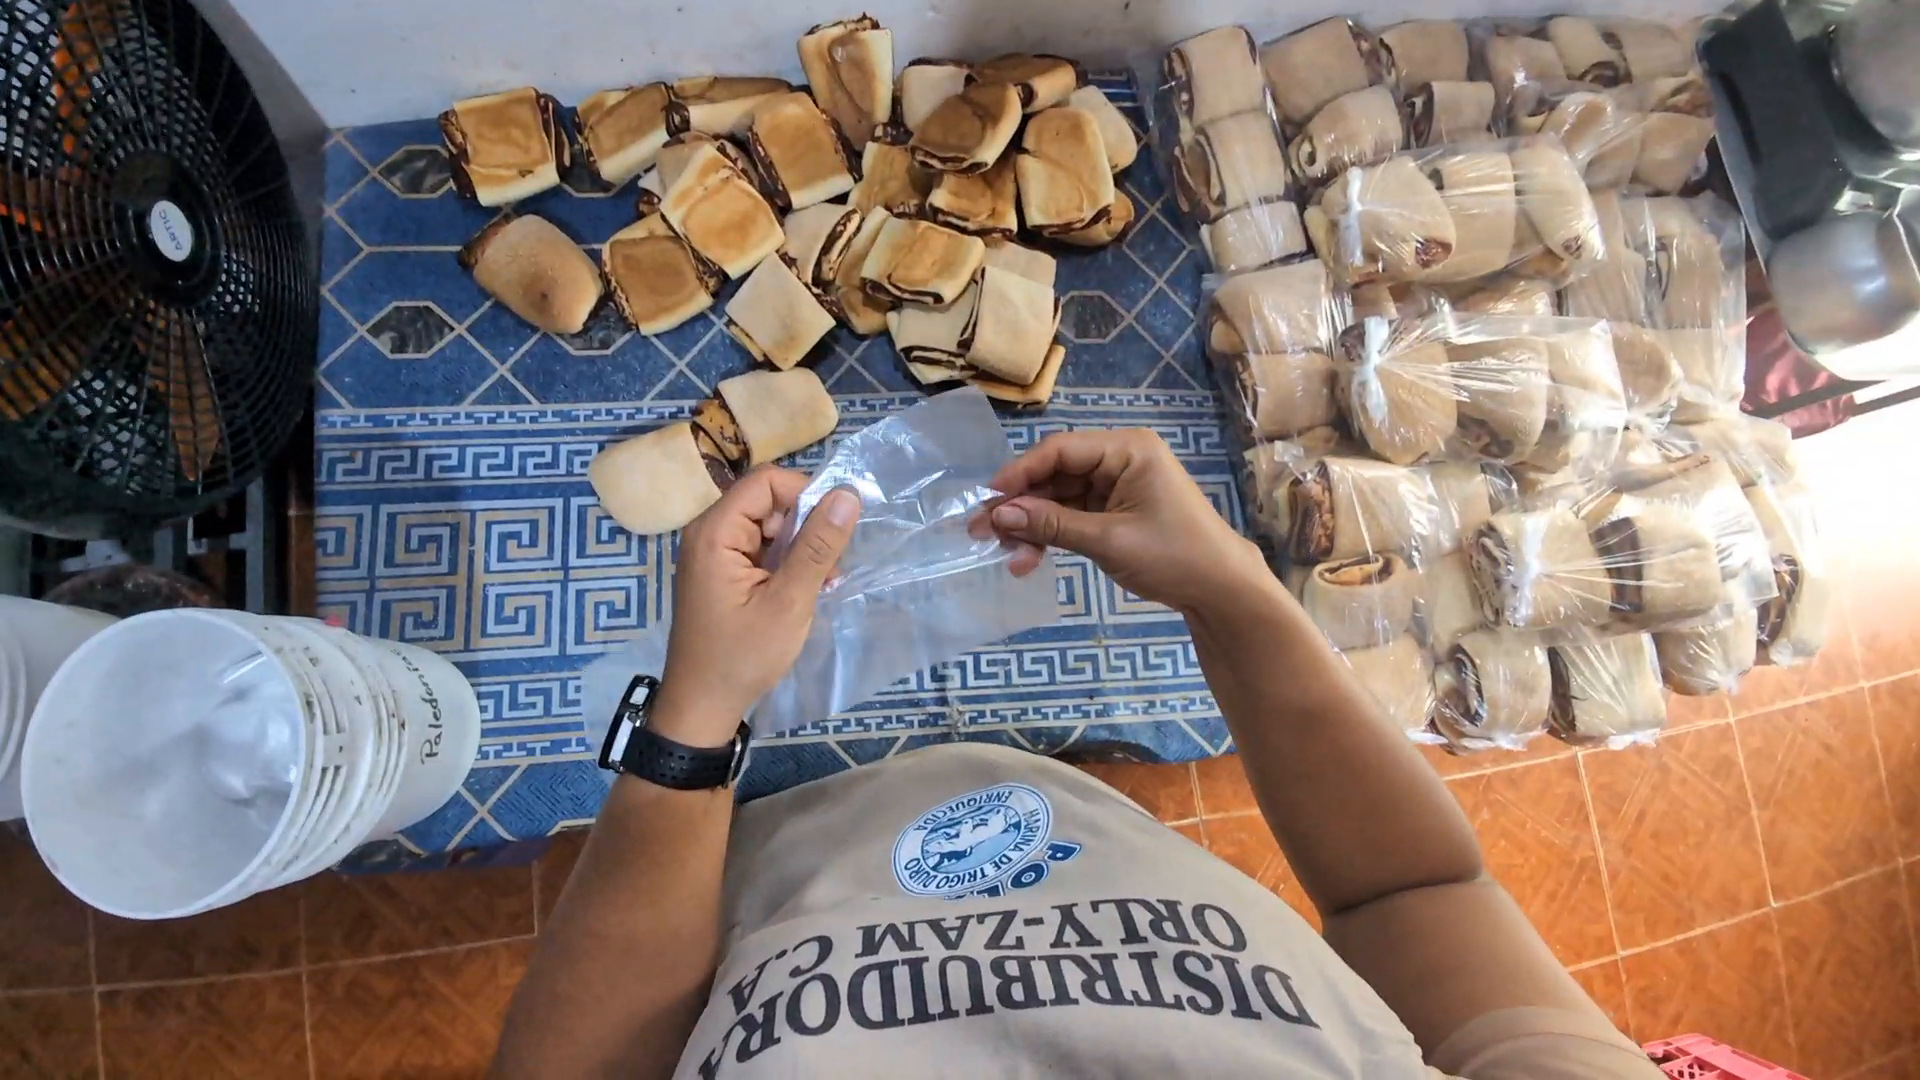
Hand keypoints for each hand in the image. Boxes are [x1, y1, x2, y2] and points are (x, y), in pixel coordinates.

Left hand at [651, 469, 859, 745]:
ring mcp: (716, 553)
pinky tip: (807, 589)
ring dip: (802, 547)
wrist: (703, 706)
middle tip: (830, 566)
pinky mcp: (725, 572)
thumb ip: (817, 546)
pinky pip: (763, 548)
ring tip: (823, 582)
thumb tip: (848, 495)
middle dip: (807, 526)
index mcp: (715, 532)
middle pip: (769, 501)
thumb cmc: (743, 656)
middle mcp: (710, 533)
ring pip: (770, 526)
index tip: (834, 529)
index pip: (766, 481)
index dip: (805, 494)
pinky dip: (789, 563)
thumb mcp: (789, 601)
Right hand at [973, 429, 1271, 614]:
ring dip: (1032, 525)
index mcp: (1127, 450)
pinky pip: (1072, 516)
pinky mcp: (1114, 511)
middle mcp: (1118, 459)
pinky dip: (1051, 535)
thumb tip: (998, 516)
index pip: (1060, 450)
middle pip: (1055, 474)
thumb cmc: (1173, 556)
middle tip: (982, 531)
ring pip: (1059, 498)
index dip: (1020, 473)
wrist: (1220, 590)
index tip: (987, 499)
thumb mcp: (1108, 541)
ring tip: (1004, 553)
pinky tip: (1028, 558)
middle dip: (1021, 505)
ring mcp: (1115, 485)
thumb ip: (1052, 525)